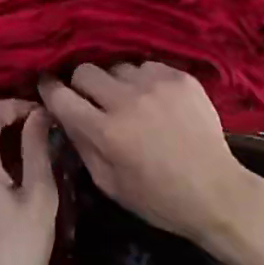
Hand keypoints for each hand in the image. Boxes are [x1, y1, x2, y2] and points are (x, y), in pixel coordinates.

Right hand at [39, 63, 261, 246]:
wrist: (214, 189)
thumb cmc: (158, 198)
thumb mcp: (109, 184)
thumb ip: (82, 145)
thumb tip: (64, 115)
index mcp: (106, 131)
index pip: (62, 96)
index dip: (50, 90)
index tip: (49, 87)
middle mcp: (128, 100)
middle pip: (86, 71)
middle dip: (83, 85)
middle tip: (93, 100)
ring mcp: (156, 84)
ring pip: (118, 67)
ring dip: (117, 83)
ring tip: (130, 102)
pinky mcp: (180, 77)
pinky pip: (148, 66)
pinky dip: (145, 81)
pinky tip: (155, 100)